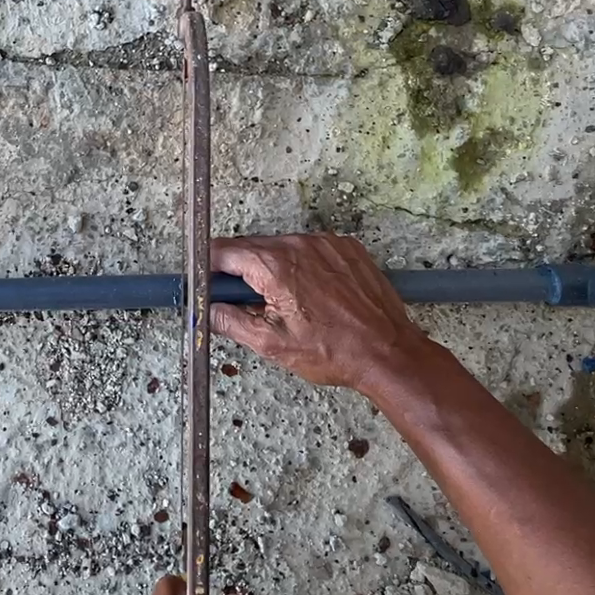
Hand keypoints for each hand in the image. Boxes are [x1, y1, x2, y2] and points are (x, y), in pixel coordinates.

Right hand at [208, 234, 426, 390]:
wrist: (387, 352)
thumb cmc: (334, 351)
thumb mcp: (271, 344)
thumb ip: (230, 321)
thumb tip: (207, 311)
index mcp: (274, 266)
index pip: (223, 251)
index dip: (209, 266)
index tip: (206, 279)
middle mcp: (298, 245)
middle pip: (251, 247)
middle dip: (242, 272)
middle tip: (247, 301)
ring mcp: (324, 242)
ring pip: (281, 247)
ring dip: (274, 268)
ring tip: (288, 302)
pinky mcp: (344, 247)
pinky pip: (310, 248)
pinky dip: (303, 265)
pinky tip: (313, 293)